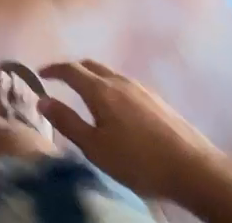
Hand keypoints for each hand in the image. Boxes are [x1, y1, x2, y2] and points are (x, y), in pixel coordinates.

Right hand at [38, 59, 221, 201]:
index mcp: (100, 90)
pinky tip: (115, 105)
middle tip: (60, 80)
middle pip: (90, 65)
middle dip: (72, 69)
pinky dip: (109, 85)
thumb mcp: (95, 147)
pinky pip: (124, 83)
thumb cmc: (137, 160)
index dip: (53, 69)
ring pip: (109, 73)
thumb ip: (68, 122)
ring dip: (92, 77)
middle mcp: (119, 80)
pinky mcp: (156, 98)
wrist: (191, 166)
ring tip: (85, 93)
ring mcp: (140, 88)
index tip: (39, 73)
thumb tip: (42, 100)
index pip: (70, 69)